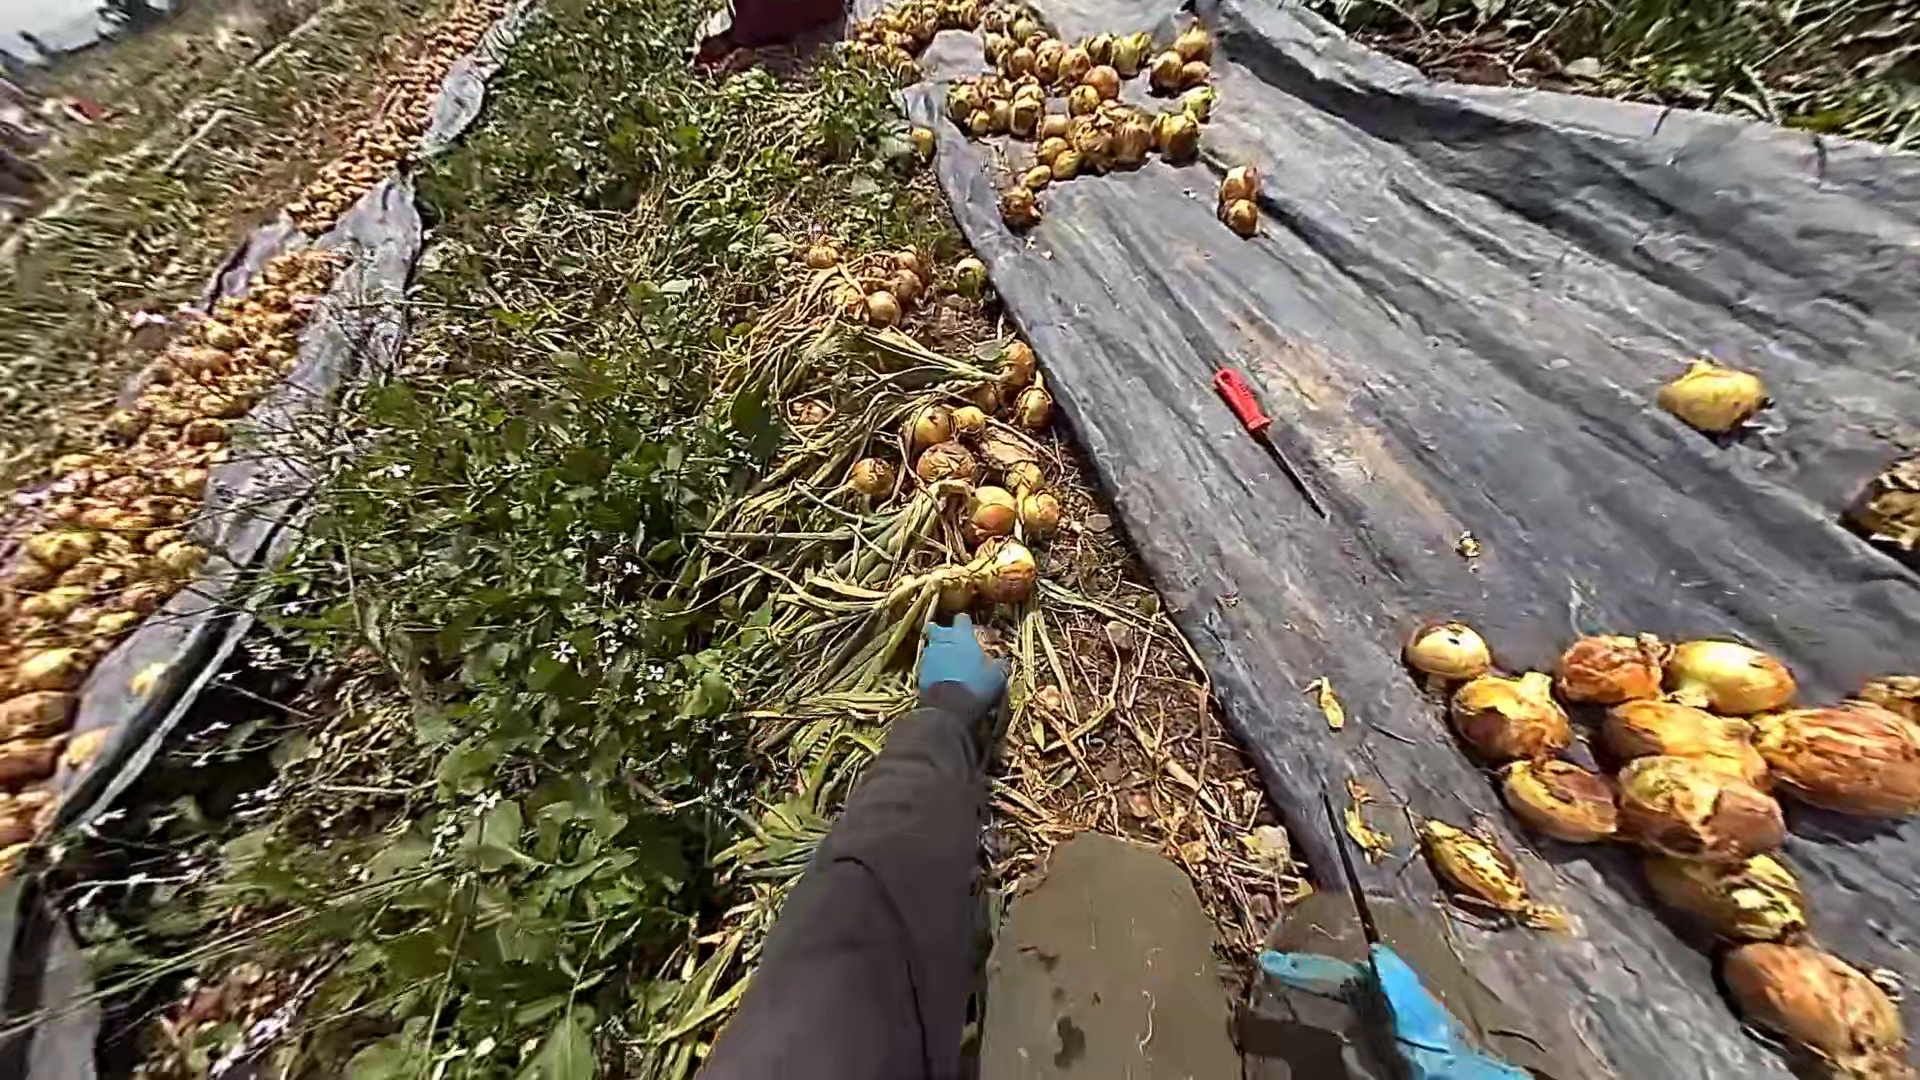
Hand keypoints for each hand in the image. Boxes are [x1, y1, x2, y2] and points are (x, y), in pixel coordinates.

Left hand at [918, 613, 1006, 704]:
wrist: (950, 708)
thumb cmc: (977, 686)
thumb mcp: (997, 676)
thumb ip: (999, 665)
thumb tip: (1003, 662)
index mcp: (962, 637)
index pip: (961, 619)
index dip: (964, 624)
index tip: (968, 630)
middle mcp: (942, 641)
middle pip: (936, 629)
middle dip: (940, 632)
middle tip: (948, 641)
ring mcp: (928, 657)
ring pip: (929, 648)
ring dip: (935, 653)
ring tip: (944, 663)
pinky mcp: (919, 673)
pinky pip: (925, 666)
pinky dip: (930, 670)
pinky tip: (938, 678)